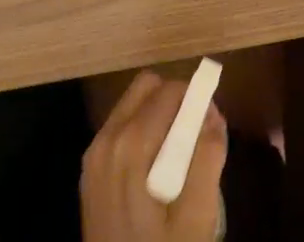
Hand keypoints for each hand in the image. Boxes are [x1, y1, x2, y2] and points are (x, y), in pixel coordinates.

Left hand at [81, 71, 226, 241]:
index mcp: (131, 144)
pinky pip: (120, 129)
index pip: (169, 90)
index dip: (196, 98)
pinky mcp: (90, 171)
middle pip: (146, 88)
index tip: (212, 124)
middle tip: (196, 137)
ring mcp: (93, 155)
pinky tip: (158, 170)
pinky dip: (142, 133)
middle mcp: (106, 139)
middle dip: (175, 100)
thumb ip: (208, 157)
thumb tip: (213, 111)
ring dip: (159, 116)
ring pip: (132, 106)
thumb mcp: (197, 215)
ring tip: (180, 157)